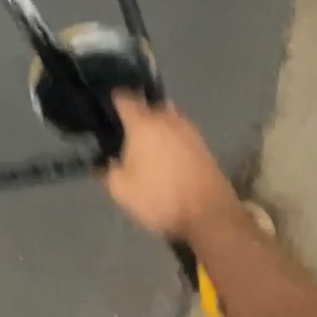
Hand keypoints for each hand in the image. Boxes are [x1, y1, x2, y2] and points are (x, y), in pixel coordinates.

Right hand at [100, 93, 239, 240]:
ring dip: (159, 124)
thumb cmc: (160, 197)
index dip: (112, 99)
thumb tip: (105, 161)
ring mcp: (190, 133)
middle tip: (126, 125)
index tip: (104, 108)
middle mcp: (167, 121)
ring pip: (169, 117)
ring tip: (148, 139)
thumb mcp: (121, 189)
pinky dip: (173, 138)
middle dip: (138, 110)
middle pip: (150, 103)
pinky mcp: (205, 148)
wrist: (211, 218)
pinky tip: (167, 155)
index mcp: (142, 124)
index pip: (124, 98)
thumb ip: (108, 170)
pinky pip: (182, 133)